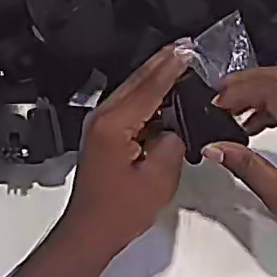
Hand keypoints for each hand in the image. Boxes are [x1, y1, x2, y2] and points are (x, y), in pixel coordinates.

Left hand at [55, 44, 190, 258]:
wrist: (89, 230)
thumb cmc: (118, 211)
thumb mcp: (158, 179)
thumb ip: (171, 145)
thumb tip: (175, 129)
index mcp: (113, 125)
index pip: (148, 88)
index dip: (170, 69)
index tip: (186, 51)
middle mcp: (101, 118)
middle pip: (135, 82)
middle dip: (161, 63)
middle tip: (184, 47)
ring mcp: (99, 125)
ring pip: (130, 92)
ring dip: (153, 78)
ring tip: (177, 64)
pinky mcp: (101, 135)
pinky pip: (127, 107)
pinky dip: (146, 98)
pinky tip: (162, 97)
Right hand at [204, 67, 276, 272]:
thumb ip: (245, 165)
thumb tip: (214, 147)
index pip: (269, 88)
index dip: (237, 90)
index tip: (214, 103)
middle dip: (244, 82)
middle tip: (217, 96)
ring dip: (258, 93)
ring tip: (230, 110)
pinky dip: (273, 105)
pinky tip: (254, 125)